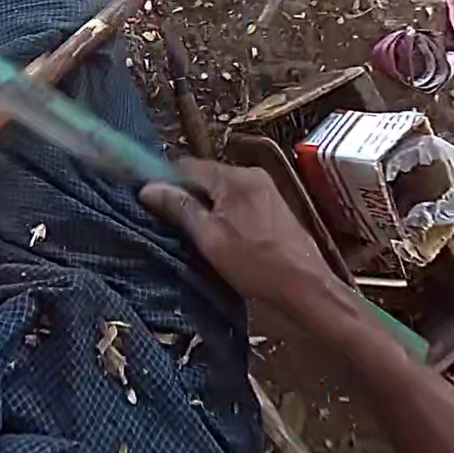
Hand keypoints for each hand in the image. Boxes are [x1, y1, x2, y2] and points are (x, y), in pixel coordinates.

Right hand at [139, 157, 342, 313]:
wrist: (306, 286)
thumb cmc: (255, 264)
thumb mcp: (209, 238)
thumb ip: (179, 208)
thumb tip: (147, 188)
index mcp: (234, 177)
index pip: (188, 166)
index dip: (166, 181)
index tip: (151, 202)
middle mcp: (251, 173)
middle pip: (206, 176)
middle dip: (187, 195)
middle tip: (173, 224)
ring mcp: (266, 187)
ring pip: (223, 188)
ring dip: (207, 205)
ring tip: (197, 234)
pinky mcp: (274, 203)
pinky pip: (239, 198)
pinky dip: (225, 211)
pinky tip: (223, 235)